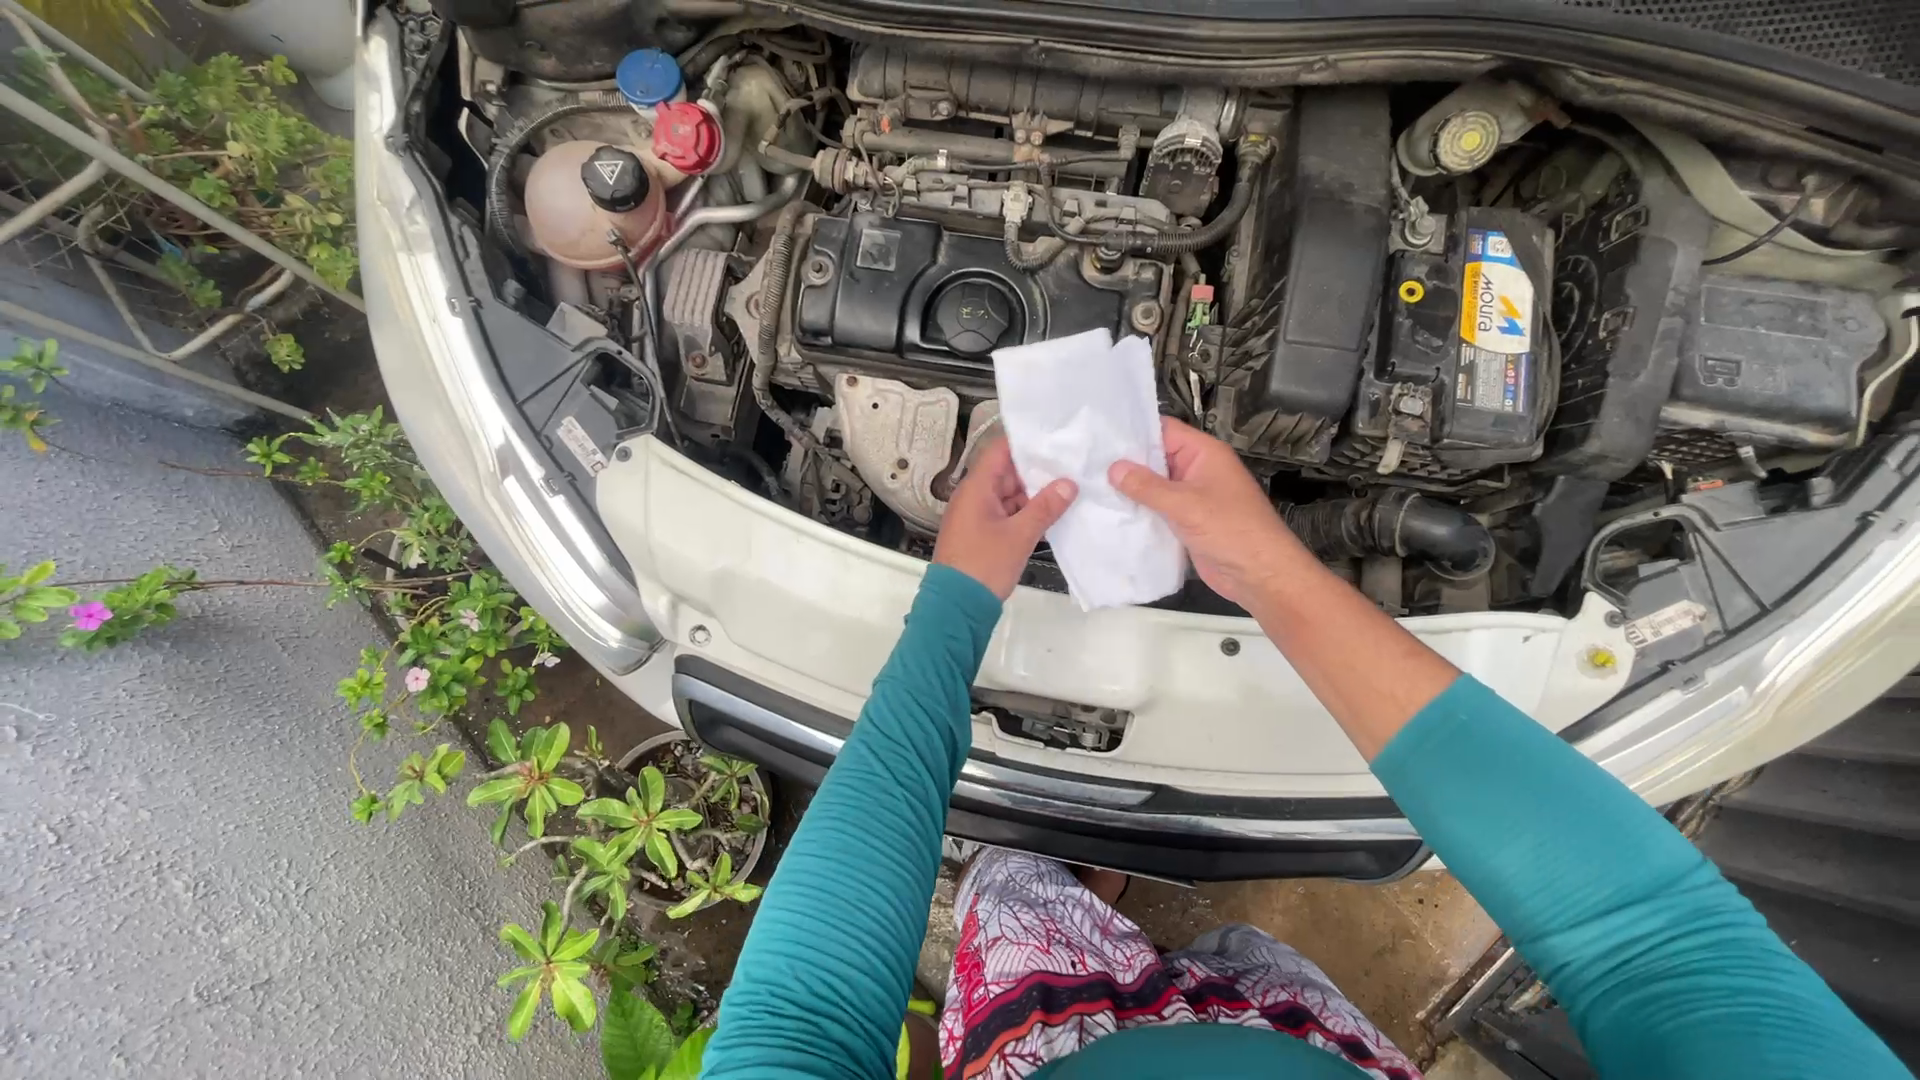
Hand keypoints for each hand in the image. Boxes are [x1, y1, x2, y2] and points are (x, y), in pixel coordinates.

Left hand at [933, 437, 1076, 599]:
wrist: (956, 606)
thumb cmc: (983, 566)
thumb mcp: (1019, 535)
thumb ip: (1045, 507)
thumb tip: (1068, 484)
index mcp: (976, 488)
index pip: (1000, 451)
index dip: (1025, 443)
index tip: (1053, 439)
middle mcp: (973, 497)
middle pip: (1006, 472)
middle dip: (1036, 470)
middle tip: (1070, 465)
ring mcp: (976, 516)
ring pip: (1008, 495)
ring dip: (1033, 494)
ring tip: (1068, 489)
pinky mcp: (981, 534)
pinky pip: (1005, 513)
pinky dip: (1025, 513)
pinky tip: (1050, 515)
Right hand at [1108, 417, 1302, 607]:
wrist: (1259, 574)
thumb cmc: (1231, 530)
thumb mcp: (1185, 504)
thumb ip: (1147, 486)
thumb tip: (1114, 469)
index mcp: (1204, 453)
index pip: (1164, 430)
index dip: (1134, 431)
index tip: (1100, 434)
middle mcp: (1196, 470)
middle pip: (1156, 458)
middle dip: (1126, 463)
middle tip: (1087, 463)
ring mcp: (1192, 497)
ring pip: (1154, 486)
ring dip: (1130, 490)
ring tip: (1091, 487)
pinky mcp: (1186, 522)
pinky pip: (1158, 509)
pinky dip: (1139, 511)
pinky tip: (1112, 513)